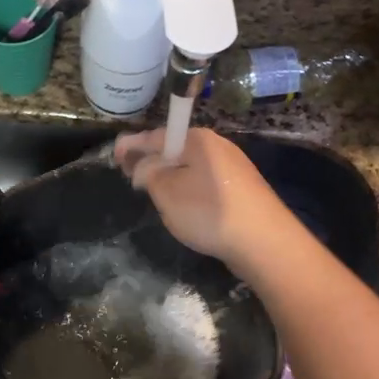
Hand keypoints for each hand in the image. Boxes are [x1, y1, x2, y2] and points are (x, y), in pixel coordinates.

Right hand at [114, 127, 296, 269]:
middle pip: (176, 148)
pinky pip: (205, 182)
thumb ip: (149, 174)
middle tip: (130, 175)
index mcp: (198, 139)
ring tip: (153, 192)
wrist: (265, 243)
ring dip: (171, 176)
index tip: (114, 156)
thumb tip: (143, 166)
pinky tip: (185, 206)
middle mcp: (218, 146)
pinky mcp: (243, 190)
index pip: (157, 135)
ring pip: (191, 167)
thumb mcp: (167, 192)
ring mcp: (234, 168)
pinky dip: (189, 189)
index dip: (132, 145)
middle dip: (152, 160)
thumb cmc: (210, 212)